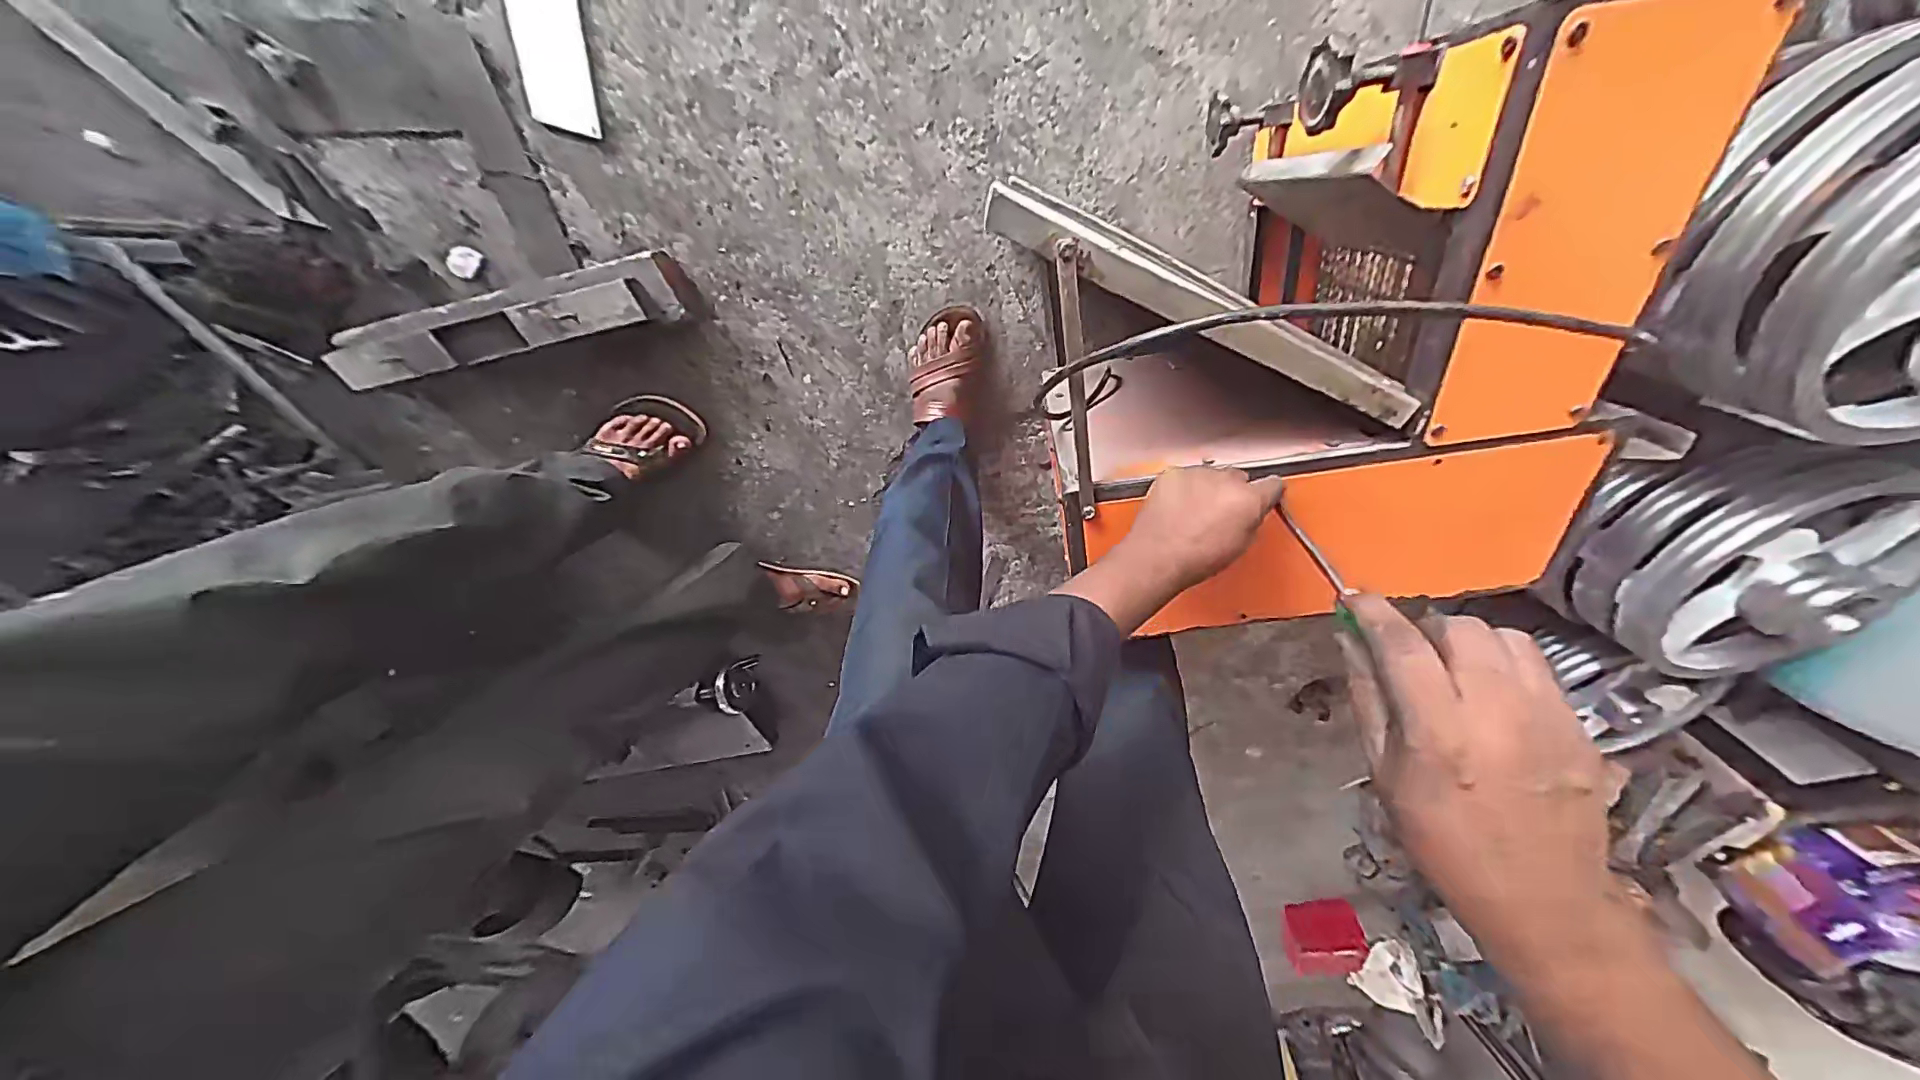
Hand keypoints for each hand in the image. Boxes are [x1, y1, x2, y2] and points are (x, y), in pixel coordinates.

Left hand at [1120, 466, 1283, 590]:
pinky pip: (1184, 476)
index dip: (1266, 493)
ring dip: (1205, 488)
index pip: (1272, 484)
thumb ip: (1252, 520)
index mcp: (1250, 499)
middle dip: (1232, 491)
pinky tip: (1176, 507)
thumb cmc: (1195, 557)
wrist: (1158, 556)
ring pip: (1210, 474)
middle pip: (1238, 477)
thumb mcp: (1240, 545)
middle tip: (1218, 512)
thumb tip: (1252, 511)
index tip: (1263, 495)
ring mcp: (1198, 474)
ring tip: (1192, 513)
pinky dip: (1182, 487)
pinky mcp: (1174, 473)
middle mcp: (1226, 480)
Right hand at [1340, 596, 1621, 968]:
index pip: (1403, 646)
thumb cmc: (1442, 839)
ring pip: (1505, 637)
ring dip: (1467, 640)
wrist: (1543, 898)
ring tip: (1452, 666)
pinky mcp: (1581, 727)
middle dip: (1424, 626)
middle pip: (1459, 628)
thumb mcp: (1384, 772)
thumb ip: (1367, 698)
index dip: (1374, 612)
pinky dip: (1504, 661)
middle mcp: (1499, 712)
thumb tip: (1349, 641)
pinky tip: (1491, 690)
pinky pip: (1538, 666)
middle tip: (1407, 650)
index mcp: (1440, 732)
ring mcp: (1549, 717)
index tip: (1354, 596)